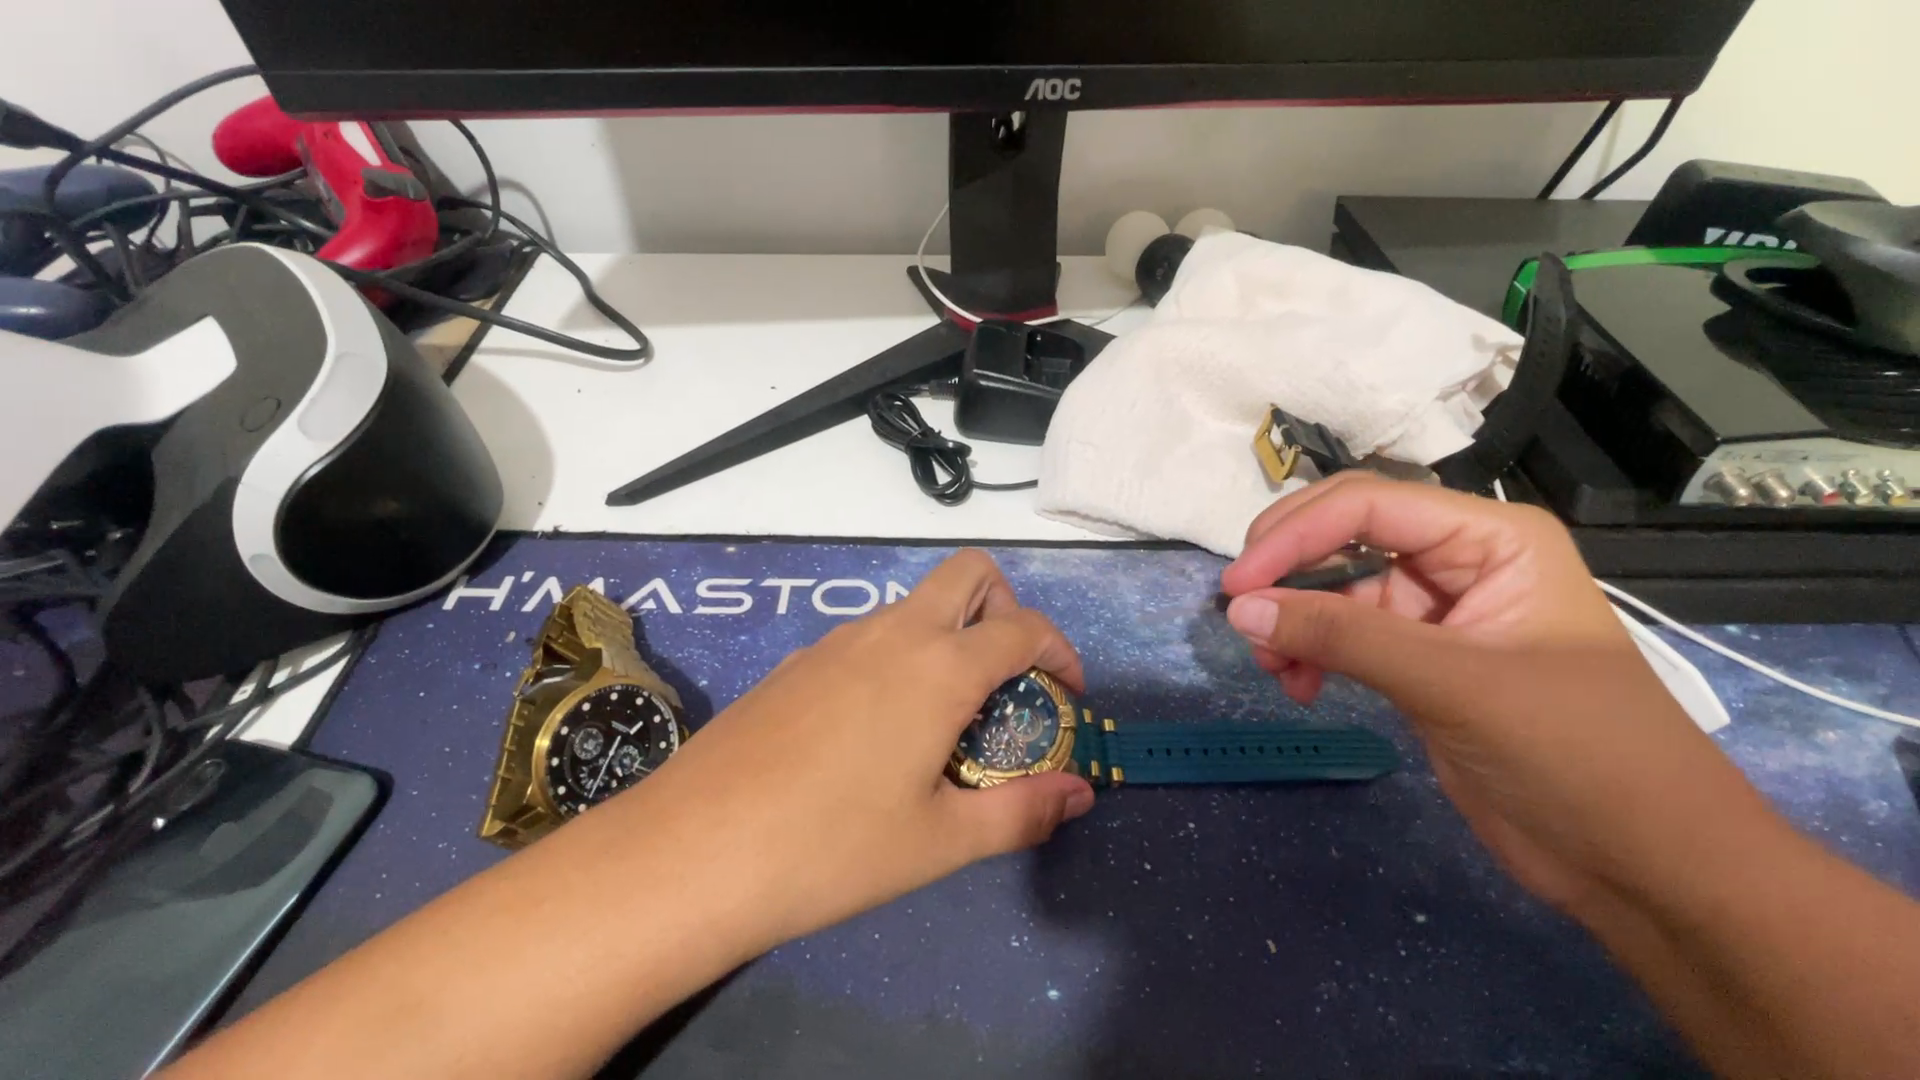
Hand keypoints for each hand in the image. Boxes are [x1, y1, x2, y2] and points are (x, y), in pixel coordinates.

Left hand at [621, 549, 1094, 954]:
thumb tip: (1080, 793)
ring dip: (950, 637)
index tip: (1068, 695)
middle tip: (1009, 682)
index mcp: (938, 668)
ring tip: (946, 722)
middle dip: (1007, 609)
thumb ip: (1022, 813)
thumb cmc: (832, 849)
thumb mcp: (940, 841)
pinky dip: (899, 659)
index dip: (1060, 652)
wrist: (693, 852)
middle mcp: (891, 635)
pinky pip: (868, 638)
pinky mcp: (796, 663)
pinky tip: (876, 734)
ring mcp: (835, 642)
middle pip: (969, 575)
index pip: (1022, 626)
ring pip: (914, 606)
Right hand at [1218, 473, 1773, 912]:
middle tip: (1241, 615)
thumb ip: (1344, 638)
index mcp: (1490, 538)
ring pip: (1336, 592)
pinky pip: (1344, 638)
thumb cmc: (1577, 752)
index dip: (1295, 535)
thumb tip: (1240, 608)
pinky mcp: (1420, 663)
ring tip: (1272, 668)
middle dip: (1289, 572)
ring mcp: (1437, 614)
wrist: (1645, 863)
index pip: (1369, 506)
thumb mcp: (1455, 684)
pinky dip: (1311, 655)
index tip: (1238, 585)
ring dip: (1295, 622)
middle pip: (1345, 537)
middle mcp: (1459, 561)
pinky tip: (1298, 687)